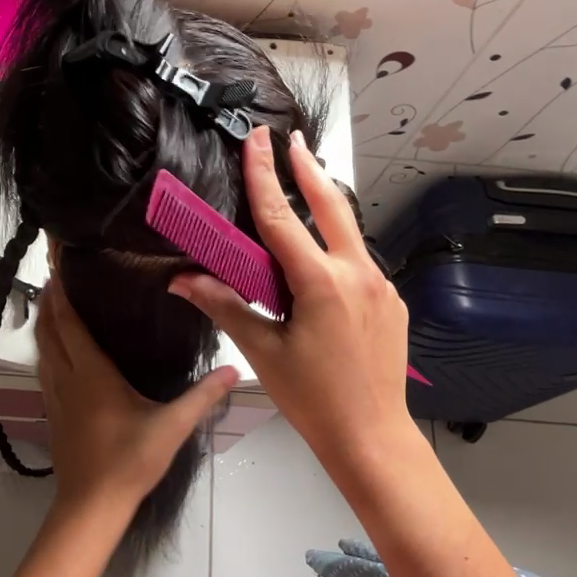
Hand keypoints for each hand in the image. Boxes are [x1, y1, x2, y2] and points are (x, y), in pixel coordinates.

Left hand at [35, 279, 237, 511]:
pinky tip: (53, 351)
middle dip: (49, 300)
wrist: (92, 504)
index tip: (57, 264)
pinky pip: (44, 369)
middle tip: (54, 273)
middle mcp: (67, 379)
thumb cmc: (130, 462)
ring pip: (42, 350)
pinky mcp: (53, 413)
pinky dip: (45, 349)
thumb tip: (234, 370)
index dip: (62, 294)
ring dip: (43, 323)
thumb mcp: (173, 427)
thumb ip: (203, 397)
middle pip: (49, 331)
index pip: (70, 324)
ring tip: (50, 302)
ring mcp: (55, 397)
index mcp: (92, 374)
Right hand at [169, 125, 417, 474]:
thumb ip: (226, 306)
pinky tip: (322, 265)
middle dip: (310, 169)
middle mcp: (358, 274)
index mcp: (322, 282)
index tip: (256, 140)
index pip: (281, 217)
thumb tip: (183, 281)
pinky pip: (360, 265)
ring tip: (305, 190)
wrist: (372, 436)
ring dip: (325, 209)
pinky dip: (338, 252)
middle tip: (293, 140)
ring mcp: (381, 288)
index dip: (264, 175)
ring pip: (349, 235)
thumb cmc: (312, 398)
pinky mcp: (392, 304)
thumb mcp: (264, 351)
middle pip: (331, 206)